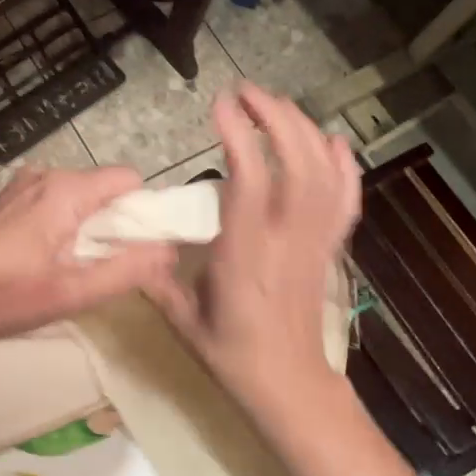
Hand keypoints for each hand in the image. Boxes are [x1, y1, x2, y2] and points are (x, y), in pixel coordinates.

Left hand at [0, 167, 178, 355]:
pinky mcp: (3, 201)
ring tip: (70, 269)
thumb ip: (128, 269)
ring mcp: (19, 186)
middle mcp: (42, 175)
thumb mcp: (75, 292)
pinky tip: (44, 261)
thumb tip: (169, 251)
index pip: (128, 179)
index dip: (143, 211)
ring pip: (75, 197)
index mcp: (64, 190)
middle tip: (103, 267)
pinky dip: (60, 226)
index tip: (140, 247)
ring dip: (85, 228)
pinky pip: (50, 203)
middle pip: (101, 188)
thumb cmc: (7, 299)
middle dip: (113, 223)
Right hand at [143, 83, 360, 396]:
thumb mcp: (180, 317)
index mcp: (245, 255)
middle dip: (276, 119)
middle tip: (248, 92)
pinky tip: (332, 140)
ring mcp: (314, 242)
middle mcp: (287, 240)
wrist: (287, 383)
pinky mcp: (328, 248)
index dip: (239, 136)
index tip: (221, 104)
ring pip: (323, 175)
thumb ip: (154, 275)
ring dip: (303, 132)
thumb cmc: (230, 353)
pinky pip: (345, 200)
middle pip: (296, 165)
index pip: (249, 182)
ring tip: (278, 105)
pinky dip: (343, 166)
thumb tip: (129, 240)